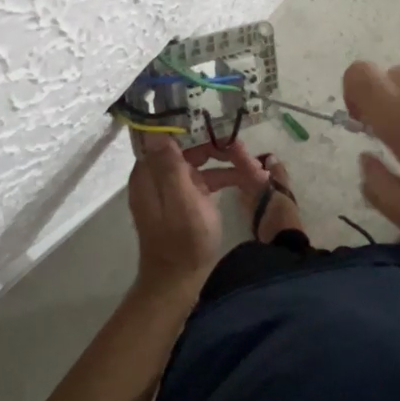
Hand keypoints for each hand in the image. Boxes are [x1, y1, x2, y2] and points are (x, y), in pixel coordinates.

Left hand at [126, 132, 264, 295]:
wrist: (178, 282)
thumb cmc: (182, 242)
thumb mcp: (181, 200)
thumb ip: (169, 165)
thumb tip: (155, 128)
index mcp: (149, 172)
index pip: (165, 134)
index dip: (188, 123)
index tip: (215, 118)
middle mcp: (155, 175)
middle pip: (185, 146)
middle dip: (213, 142)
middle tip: (242, 145)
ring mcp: (170, 188)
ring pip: (197, 161)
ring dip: (222, 159)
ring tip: (250, 162)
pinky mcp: (183, 200)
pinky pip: (202, 178)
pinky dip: (221, 176)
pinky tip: (243, 178)